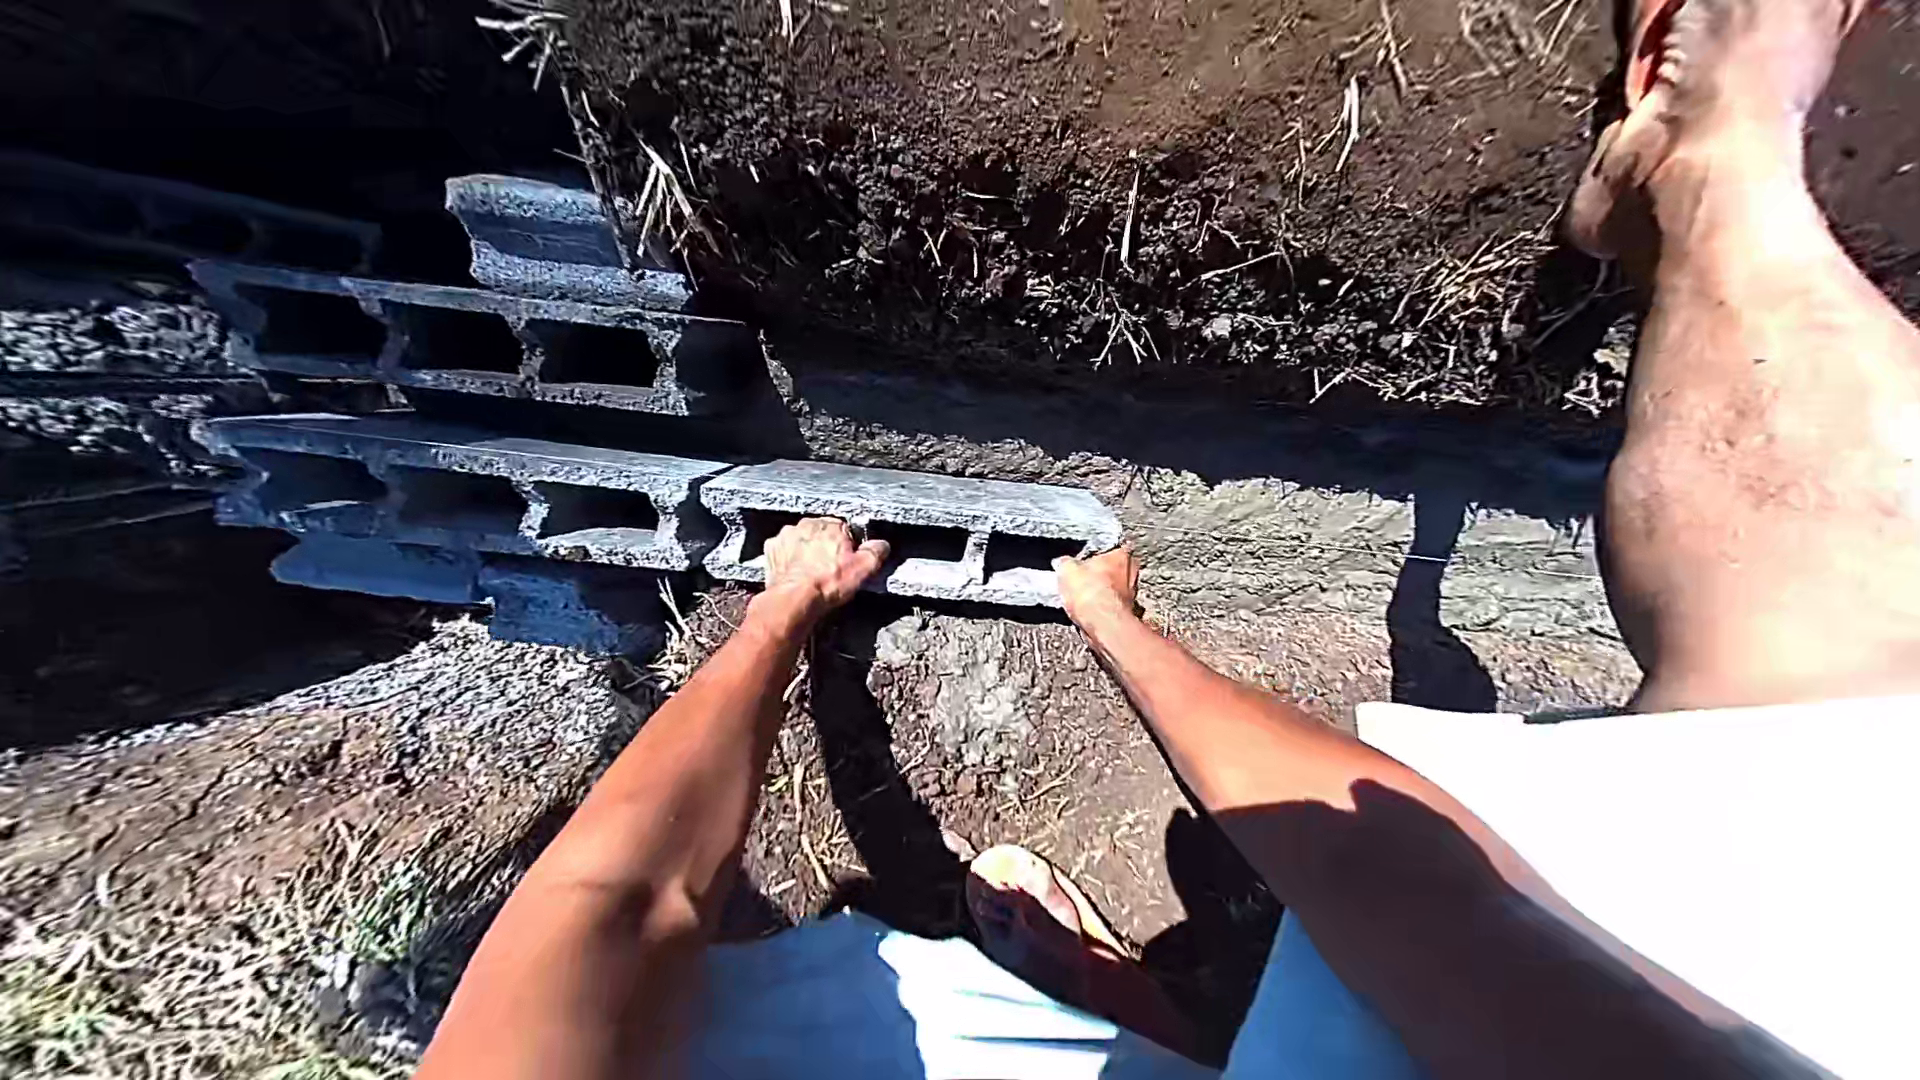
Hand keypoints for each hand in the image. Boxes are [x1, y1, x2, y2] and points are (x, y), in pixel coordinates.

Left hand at [757, 517, 889, 625]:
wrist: (794, 600)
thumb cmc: (827, 583)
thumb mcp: (864, 569)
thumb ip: (876, 552)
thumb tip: (882, 545)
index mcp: (830, 524)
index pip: (844, 528)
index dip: (848, 546)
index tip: (848, 561)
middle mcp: (806, 525)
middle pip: (821, 533)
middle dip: (826, 547)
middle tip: (831, 570)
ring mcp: (786, 537)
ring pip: (802, 540)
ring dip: (807, 552)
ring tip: (813, 574)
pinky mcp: (772, 551)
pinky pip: (785, 551)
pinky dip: (790, 560)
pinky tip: (797, 574)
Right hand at [1053, 547, 1139, 633]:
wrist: (1101, 624)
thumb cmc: (1091, 593)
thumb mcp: (1066, 569)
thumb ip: (1064, 563)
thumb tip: (1061, 564)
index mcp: (1121, 555)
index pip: (1110, 549)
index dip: (1093, 556)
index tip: (1080, 563)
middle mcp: (1131, 575)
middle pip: (1111, 571)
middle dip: (1096, 577)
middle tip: (1078, 581)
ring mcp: (1130, 596)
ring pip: (1110, 591)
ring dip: (1097, 596)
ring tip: (1078, 600)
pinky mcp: (1124, 615)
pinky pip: (1107, 608)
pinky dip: (1098, 611)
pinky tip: (1085, 613)